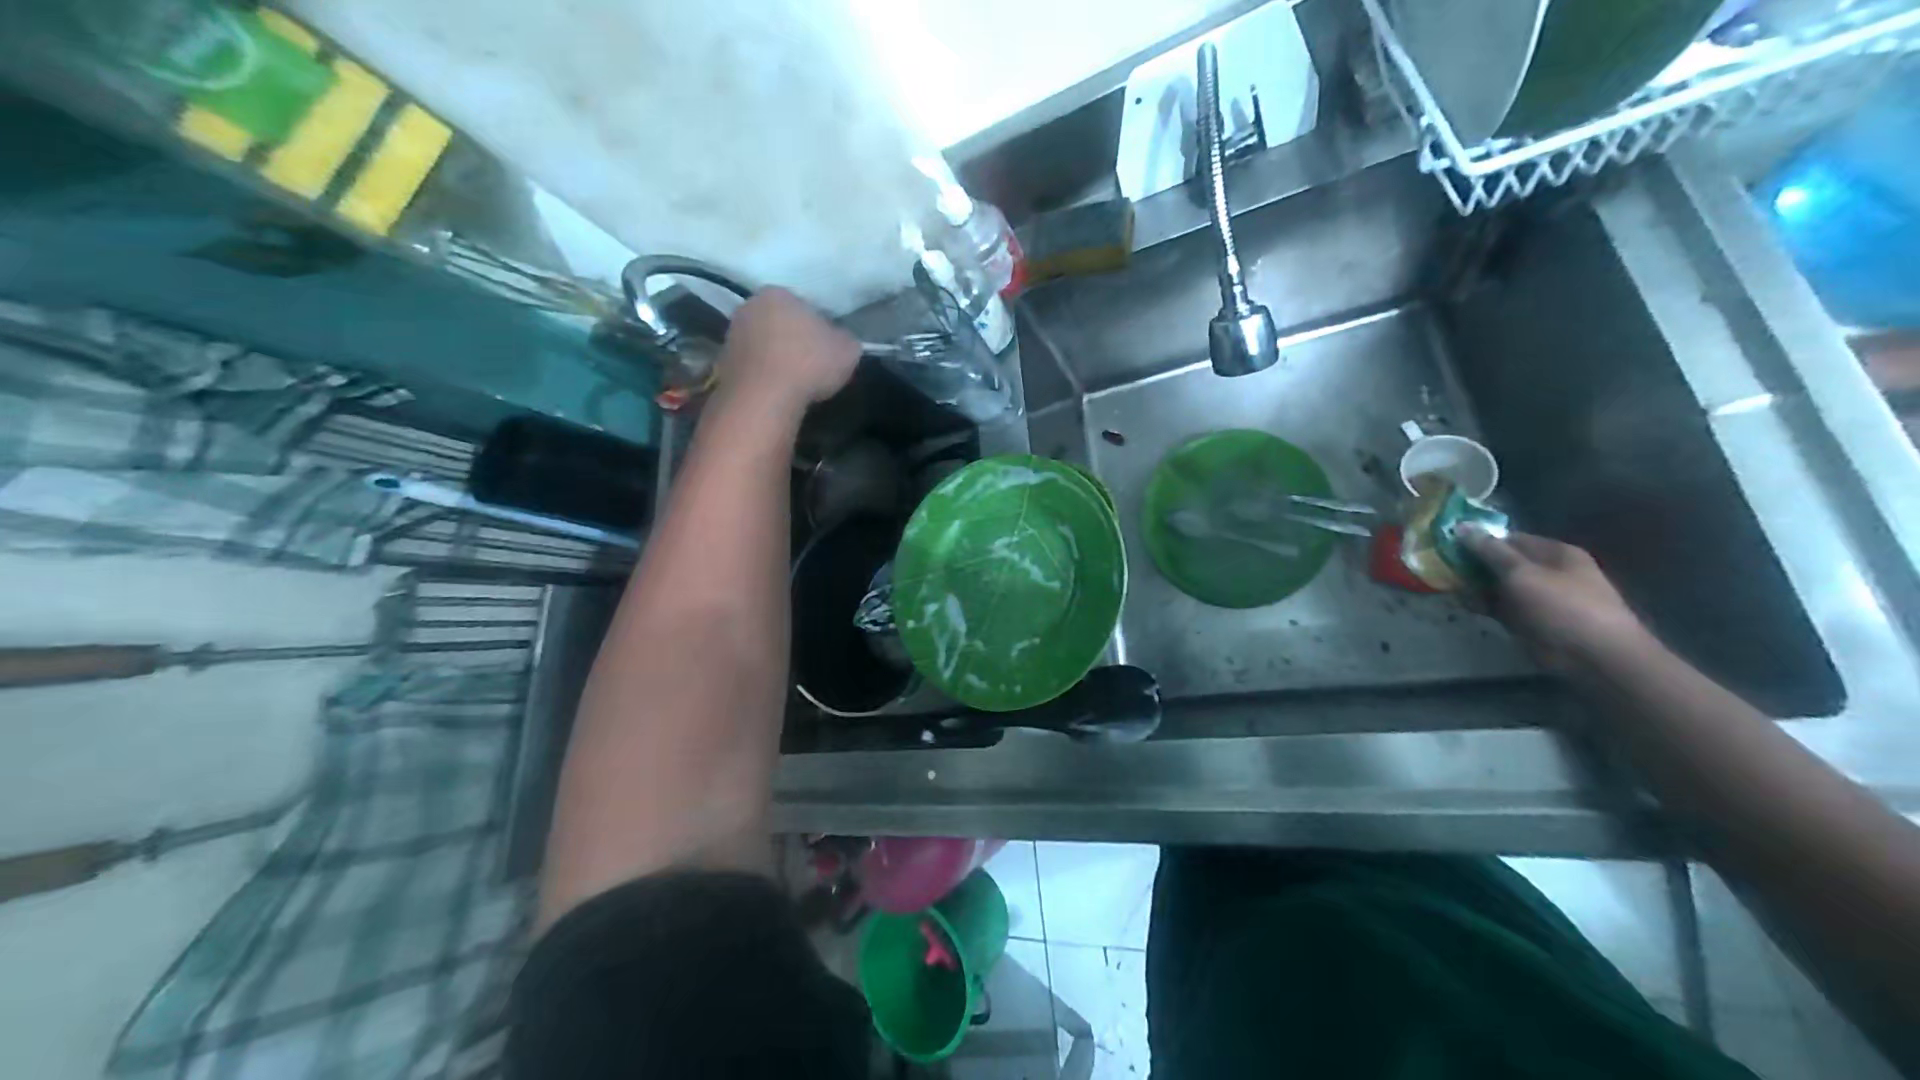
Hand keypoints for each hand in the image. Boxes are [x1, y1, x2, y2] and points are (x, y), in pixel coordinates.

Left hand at [717, 287, 859, 416]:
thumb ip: (845, 339)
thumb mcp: (848, 350)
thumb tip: (840, 341)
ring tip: (794, 382)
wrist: (763, 398)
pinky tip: (776, 392)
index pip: (806, 306)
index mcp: (779, 293)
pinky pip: (752, 366)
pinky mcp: (722, 364)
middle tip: (812, 364)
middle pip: (780, 322)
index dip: (821, 328)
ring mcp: (731, 335)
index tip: (829, 349)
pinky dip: (763, 376)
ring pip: (764, 344)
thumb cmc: (808, 364)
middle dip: (794, 339)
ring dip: (777, 358)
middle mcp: (749, 306)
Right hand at [1459, 528, 1651, 668]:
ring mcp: (1537, 596)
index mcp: (1553, 553)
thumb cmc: (1560, 605)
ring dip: (1473, 585)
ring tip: (1448, 586)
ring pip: (1497, 585)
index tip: (1449, 544)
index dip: (1479, 539)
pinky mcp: (1528, 619)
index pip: (1509, 538)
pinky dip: (1481, 604)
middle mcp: (1546, 571)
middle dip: (1473, 564)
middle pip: (1501, 561)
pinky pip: (1499, 606)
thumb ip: (1489, 550)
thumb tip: (1461, 526)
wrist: (1592, 654)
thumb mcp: (1521, 572)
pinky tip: (1462, 603)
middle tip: (1442, 565)